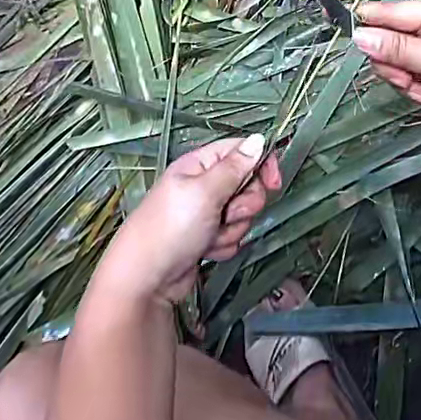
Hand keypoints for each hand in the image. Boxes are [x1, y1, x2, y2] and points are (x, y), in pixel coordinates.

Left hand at [90, 135, 282, 305]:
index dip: (262, 164)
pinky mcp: (208, 236)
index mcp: (199, 165)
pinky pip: (233, 234)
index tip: (274, 183)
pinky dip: (224, 243)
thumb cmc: (171, 229)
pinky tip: (207, 250)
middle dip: (244, 204)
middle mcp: (203, 185)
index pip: (242, 151)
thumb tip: (259, 139)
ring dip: (233, 227)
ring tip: (209, 236)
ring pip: (243, 213)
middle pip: (248, 184)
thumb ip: (235, 166)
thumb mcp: (204, 192)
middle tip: (225, 213)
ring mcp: (205, 212)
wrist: (146, 281)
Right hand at [350, 0, 420, 128]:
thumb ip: (397, 48)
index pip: (388, 12)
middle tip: (408, 79)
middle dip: (391, 64)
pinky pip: (410, 75)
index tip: (356, 47)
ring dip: (403, 79)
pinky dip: (414, 88)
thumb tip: (359, 35)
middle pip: (388, 39)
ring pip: (397, 61)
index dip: (368, 27)